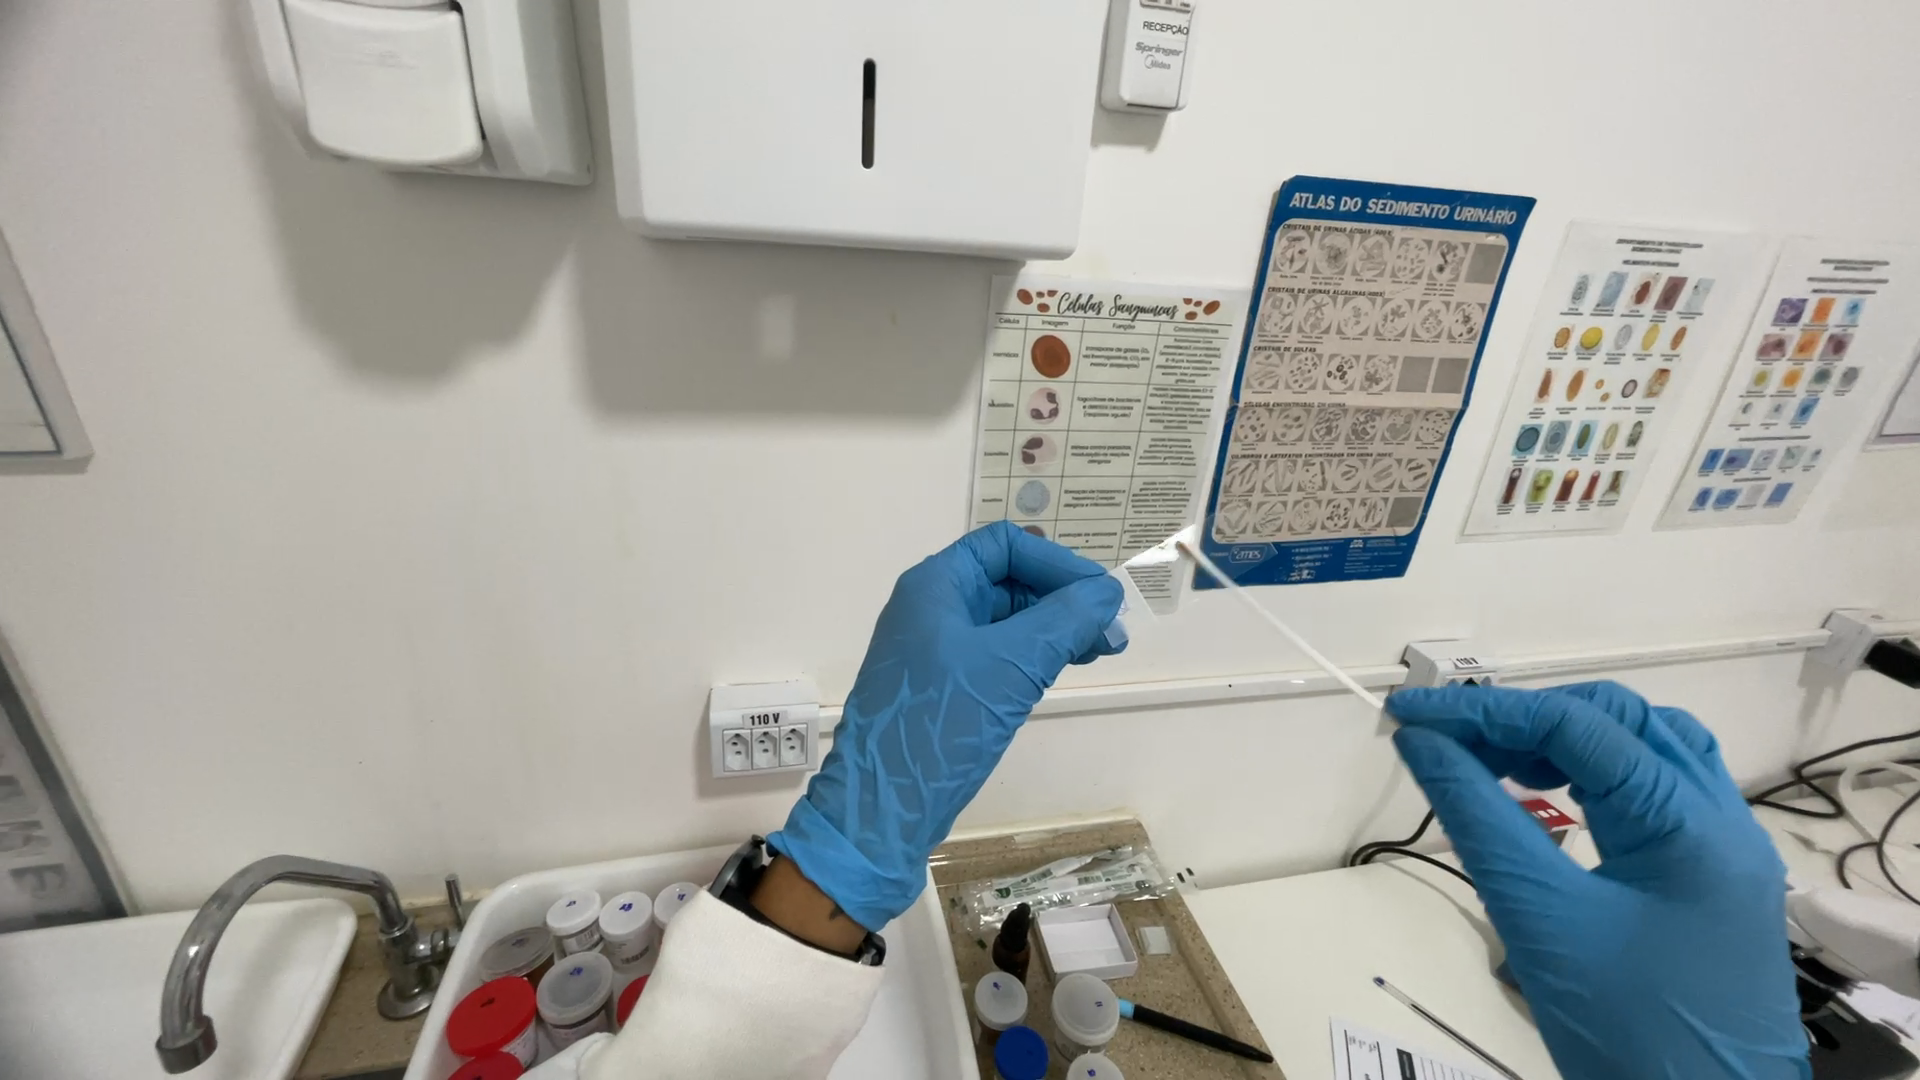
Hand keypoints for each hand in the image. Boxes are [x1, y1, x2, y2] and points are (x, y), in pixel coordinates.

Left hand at [768, 523, 1123, 931]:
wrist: (882, 809)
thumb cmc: (941, 723)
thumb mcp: (1010, 666)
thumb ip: (1063, 621)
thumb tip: (1106, 591)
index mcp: (936, 585)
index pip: (1005, 545)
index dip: (1056, 562)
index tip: (1100, 594)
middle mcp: (933, 607)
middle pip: (1008, 580)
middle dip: (1062, 599)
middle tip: (1111, 630)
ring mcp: (936, 648)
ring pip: (1006, 620)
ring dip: (1053, 629)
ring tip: (1100, 650)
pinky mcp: (944, 684)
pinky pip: (996, 653)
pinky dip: (1033, 655)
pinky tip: (1062, 667)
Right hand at [1387, 682, 1808, 1079]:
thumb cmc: (1623, 1024)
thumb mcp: (1533, 911)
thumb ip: (1472, 810)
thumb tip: (1417, 739)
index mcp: (1690, 826)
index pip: (1574, 725)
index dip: (1482, 709)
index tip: (1408, 713)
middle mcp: (1719, 818)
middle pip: (1618, 718)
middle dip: (1523, 714)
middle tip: (1449, 738)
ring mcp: (1719, 843)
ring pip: (1636, 742)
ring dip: (1555, 734)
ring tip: (1486, 759)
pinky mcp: (1700, 866)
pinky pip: (1642, 782)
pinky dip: (1580, 765)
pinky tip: (1535, 788)